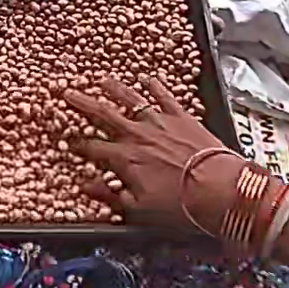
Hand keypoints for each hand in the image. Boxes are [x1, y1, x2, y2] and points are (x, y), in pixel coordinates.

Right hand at [62, 76, 242, 231]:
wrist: (221, 190)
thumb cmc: (181, 205)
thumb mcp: (140, 209)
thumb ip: (111, 195)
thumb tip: (86, 186)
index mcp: (125, 158)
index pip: (93, 147)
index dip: (77, 142)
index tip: (66, 138)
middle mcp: (137, 135)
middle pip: (103, 115)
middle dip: (82, 103)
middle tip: (67, 92)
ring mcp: (159, 123)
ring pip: (131, 100)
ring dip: (114, 89)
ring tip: (101, 80)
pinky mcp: (182, 117)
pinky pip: (165, 96)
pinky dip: (155, 86)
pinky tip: (147, 78)